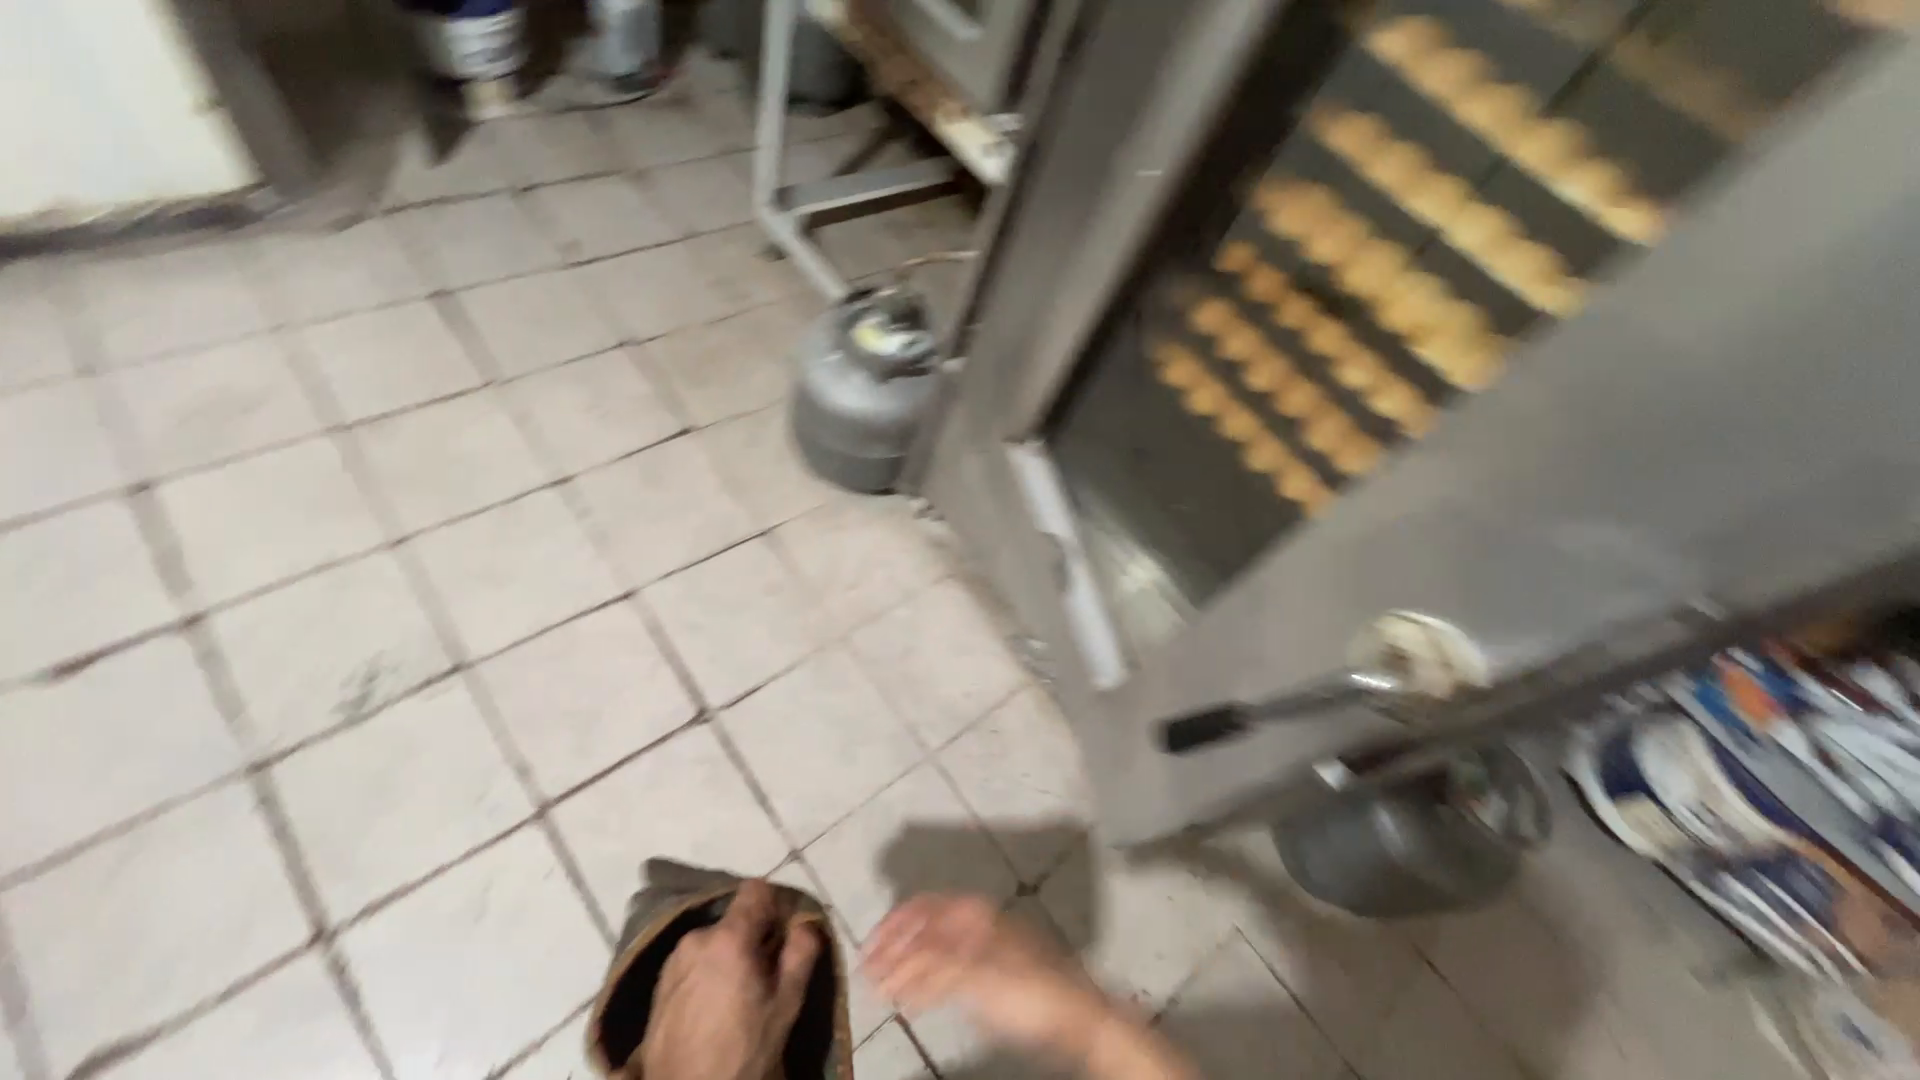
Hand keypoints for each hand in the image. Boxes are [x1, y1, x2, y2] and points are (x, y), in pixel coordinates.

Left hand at [640, 879, 821, 1079]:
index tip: (784, 935)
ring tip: (737, 998)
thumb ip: (801, 952)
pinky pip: (694, 962)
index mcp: (729, 937)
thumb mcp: (786, 1003)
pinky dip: (708, 973)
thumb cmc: (743, 1050)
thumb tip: (806, 922)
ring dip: (729, 957)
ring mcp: (673, 961)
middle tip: (765, 977)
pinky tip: (713, 1010)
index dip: (775, 905)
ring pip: (713, 942)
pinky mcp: (659, 984)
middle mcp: (696, 938)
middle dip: (753, 939)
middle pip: (735, 920)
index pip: (756, 889)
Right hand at [861, 894, 1114, 1059]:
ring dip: (905, 968)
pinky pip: (945, 973)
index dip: (891, 925)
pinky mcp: (988, 975)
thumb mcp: (976, 973)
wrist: (1072, 1015)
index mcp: (973, 913)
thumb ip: (932, 964)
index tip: (868, 947)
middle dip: (894, 949)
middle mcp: (975, 924)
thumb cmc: (1028, 987)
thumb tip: (892, 958)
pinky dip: (923, 983)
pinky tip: (911, 999)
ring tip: (881, 989)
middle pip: (925, 929)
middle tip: (868, 972)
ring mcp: (982, 948)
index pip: (921, 907)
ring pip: (933, 952)